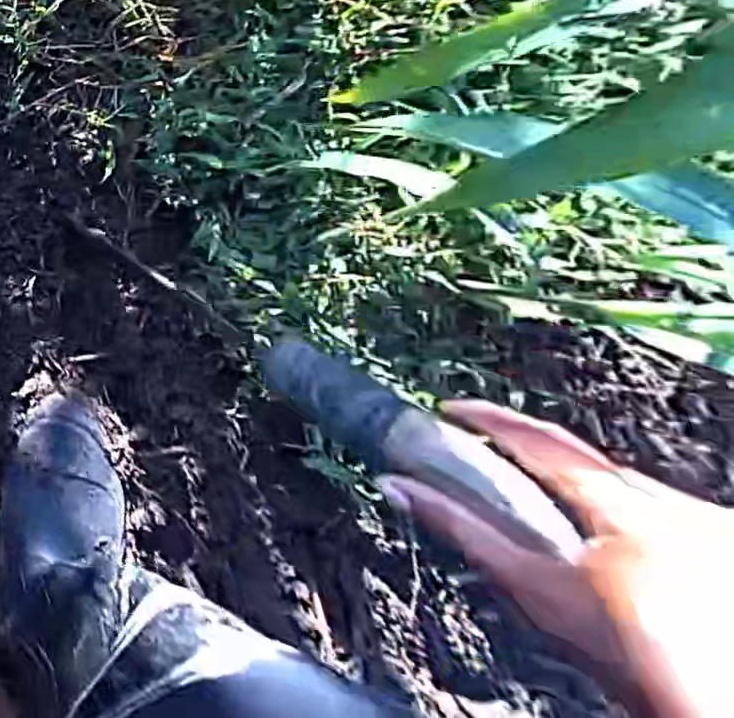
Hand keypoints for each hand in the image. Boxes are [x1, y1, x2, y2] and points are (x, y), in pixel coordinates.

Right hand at [381, 401, 731, 717]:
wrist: (716, 709)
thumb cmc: (639, 660)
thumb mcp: (534, 588)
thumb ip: (464, 529)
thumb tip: (397, 485)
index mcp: (634, 512)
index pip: (541, 440)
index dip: (488, 419)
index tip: (452, 409)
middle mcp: (691, 514)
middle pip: (592, 463)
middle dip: (539, 458)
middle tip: (491, 458)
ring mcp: (723, 536)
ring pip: (637, 490)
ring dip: (588, 491)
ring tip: (552, 509)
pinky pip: (674, 515)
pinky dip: (631, 518)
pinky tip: (615, 546)